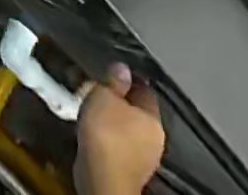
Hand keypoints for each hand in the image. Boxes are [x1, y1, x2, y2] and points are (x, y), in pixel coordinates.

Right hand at [74, 64, 164, 194]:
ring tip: (91, 110)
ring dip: (112, 120)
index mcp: (154, 119)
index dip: (127, 78)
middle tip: (97, 90)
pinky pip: (119, 145)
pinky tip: (94, 133)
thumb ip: (113, 80)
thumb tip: (122, 67)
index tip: (109, 72)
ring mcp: (144, 158)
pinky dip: (108, 137)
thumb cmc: (105, 132)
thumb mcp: (104, 95)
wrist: (102, 179)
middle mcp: (155, 139)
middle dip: (119, 100)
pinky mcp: (130, 171)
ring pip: (127, 129)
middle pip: (137, 110)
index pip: (144, 90)